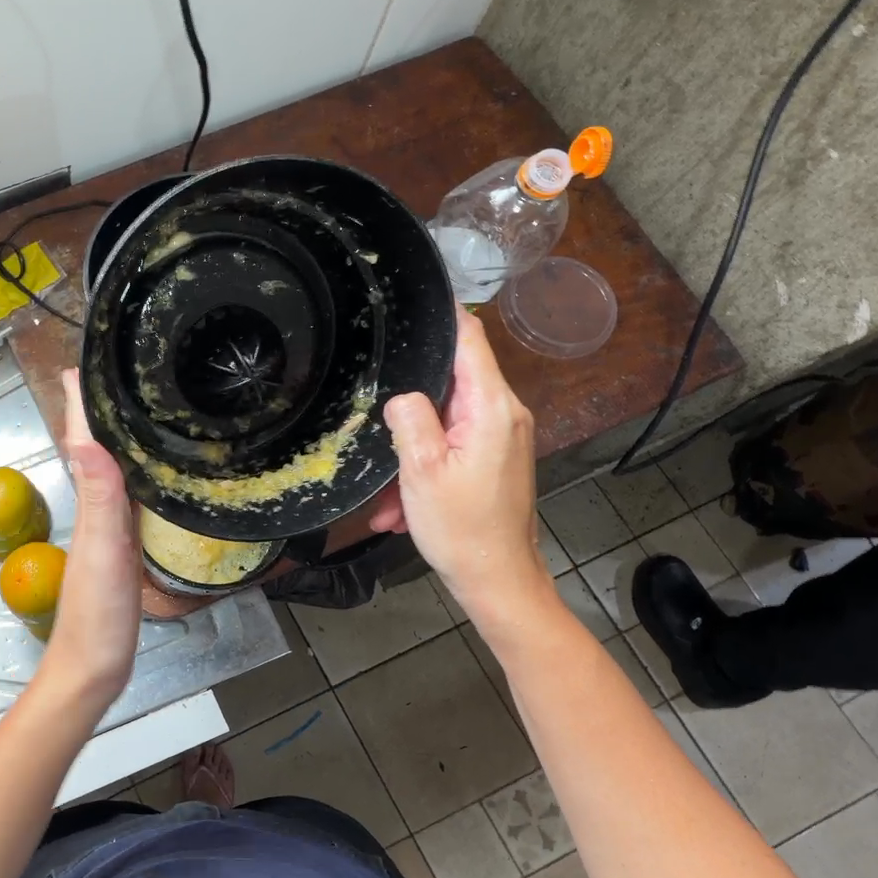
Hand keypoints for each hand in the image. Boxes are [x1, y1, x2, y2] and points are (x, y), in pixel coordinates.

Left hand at [44, 369, 140, 701]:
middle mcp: (94, 514)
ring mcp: (107, 534)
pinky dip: (135, 479)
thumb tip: (85, 438)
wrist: (94, 669)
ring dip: (117, 442)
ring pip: (112, 474)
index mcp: (88, 507)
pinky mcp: (122, 553)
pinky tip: (149, 479)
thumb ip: (98, 499)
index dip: (80, 405)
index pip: (81, 444)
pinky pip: (128, 502)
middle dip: (101, 413)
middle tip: (114, 375)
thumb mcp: (102, 553)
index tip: (83, 365)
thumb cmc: (97, 616)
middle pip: (95, 452)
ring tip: (135, 413)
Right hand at [381, 306, 550, 614]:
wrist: (498, 580)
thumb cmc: (461, 528)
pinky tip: (401, 509)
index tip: (414, 296)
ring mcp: (502, 438)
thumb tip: (402, 396)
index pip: (470, 340)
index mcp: (491, 408)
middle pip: (450, 382)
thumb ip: (410, 419)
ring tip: (388, 496)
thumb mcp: (421, 472)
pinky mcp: (495, 459)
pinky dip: (423, 472)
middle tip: (373, 417)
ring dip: (411, 453)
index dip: (444, 315)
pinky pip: (451, 448)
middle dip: (409, 406)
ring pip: (444, 422)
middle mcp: (504, 414)